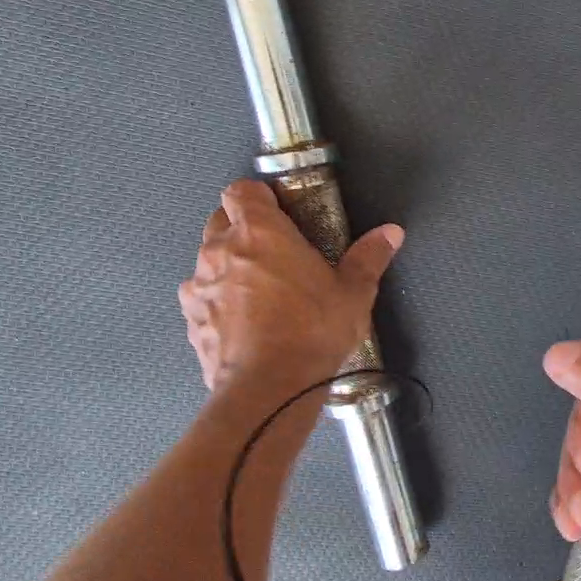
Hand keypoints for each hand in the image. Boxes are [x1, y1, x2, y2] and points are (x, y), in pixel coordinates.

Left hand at [177, 180, 402, 399]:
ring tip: (264, 288)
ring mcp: (197, 287)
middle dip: (244, 227)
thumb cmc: (313, 329)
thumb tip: (391, 232)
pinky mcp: (190, 321)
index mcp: (260, 233)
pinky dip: (221, 298)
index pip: (242, 191)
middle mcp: (220, 252)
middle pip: (219, 220)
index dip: (261, 196)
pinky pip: (202, 296)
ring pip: (208, 259)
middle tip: (279, 249)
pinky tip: (248, 320)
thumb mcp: (354, 292)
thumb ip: (369, 256)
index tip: (282, 211)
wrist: (268, 389)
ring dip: (230, 264)